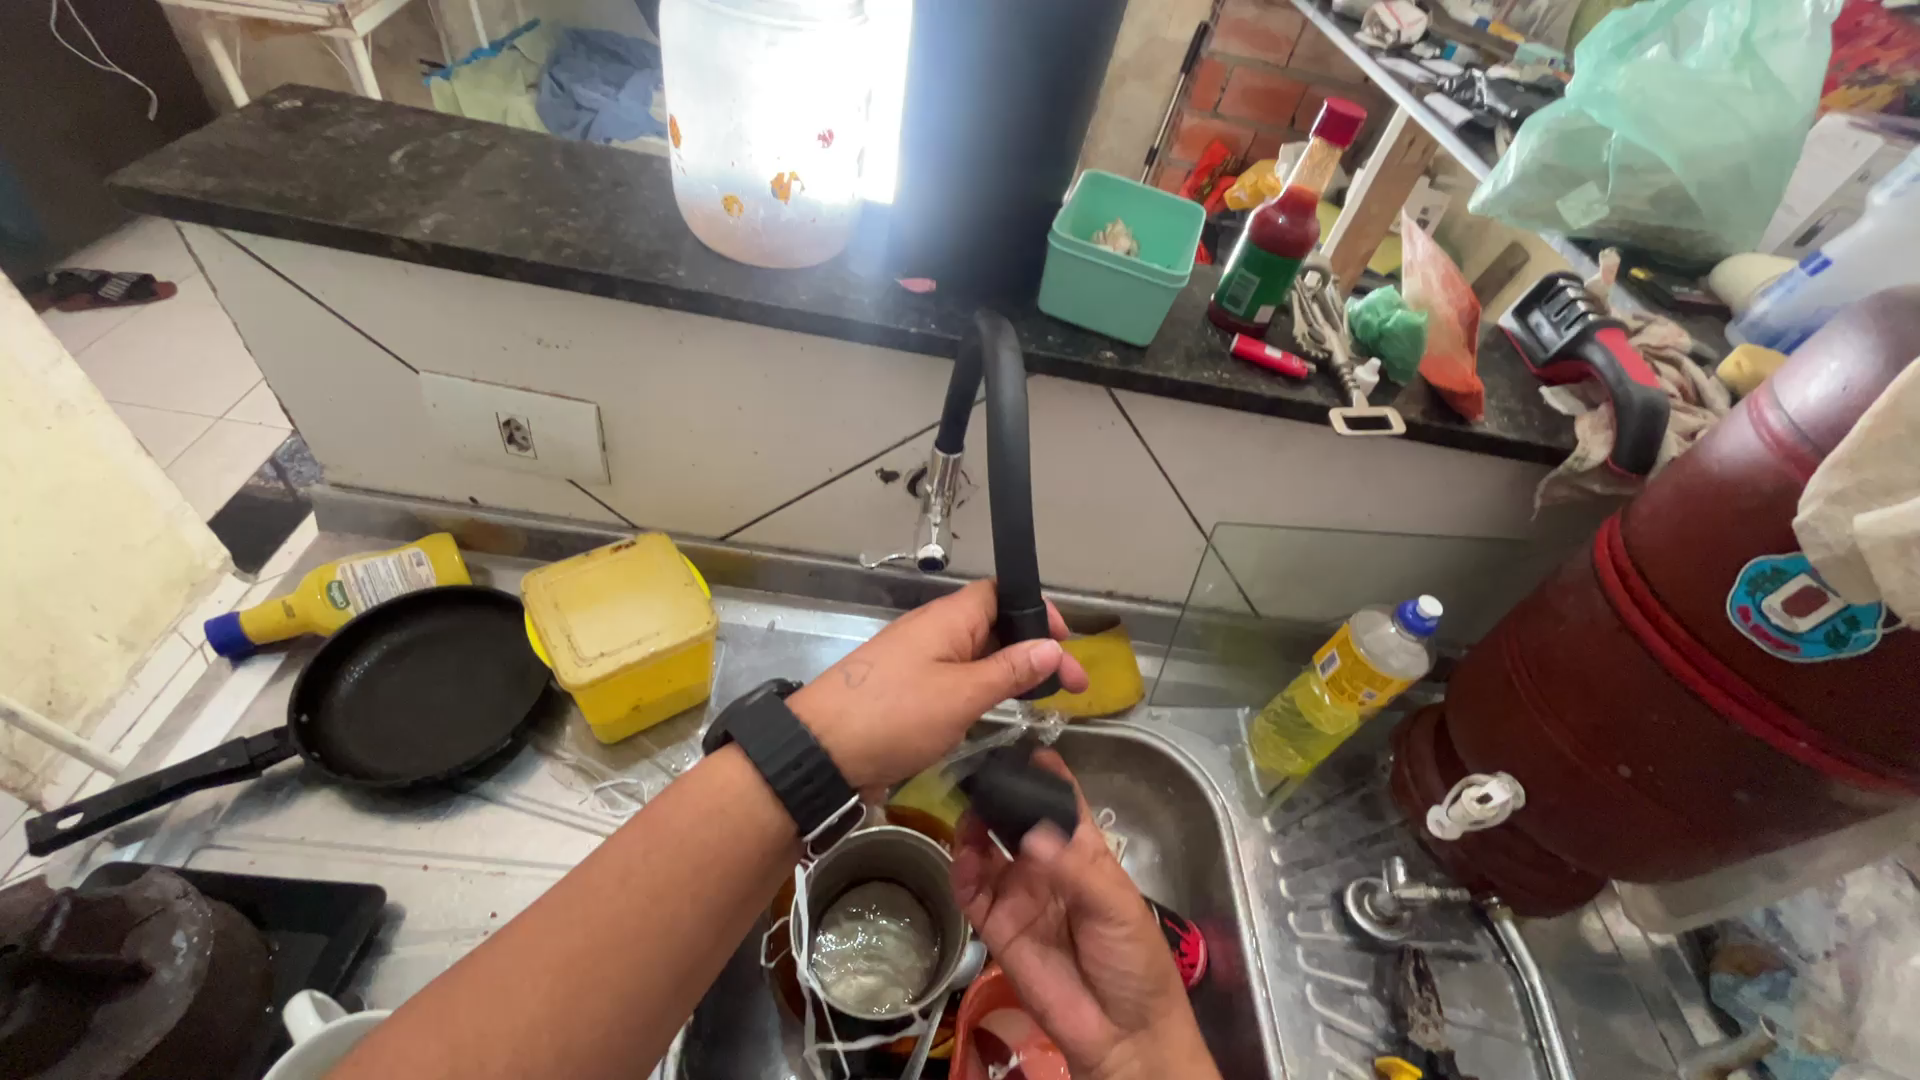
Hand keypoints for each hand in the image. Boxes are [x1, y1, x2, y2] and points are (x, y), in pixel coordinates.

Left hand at [788, 579, 1088, 789]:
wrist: (821, 750)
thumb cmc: (895, 715)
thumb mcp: (962, 695)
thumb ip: (1009, 671)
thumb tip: (1052, 647)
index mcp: (948, 618)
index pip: (1002, 594)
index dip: (1038, 612)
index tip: (1066, 644)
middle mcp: (934, 630)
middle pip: (994, 625)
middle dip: (1033, 649)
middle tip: (1069, 686)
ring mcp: (919, 659)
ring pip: (976, 655)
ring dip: (1009, 672)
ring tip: (1042, 700)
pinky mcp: (908, 688)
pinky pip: (955, 678)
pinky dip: (982, 689)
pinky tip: (996, 712)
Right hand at [950, 752, 1220, 1079]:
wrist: (1122, 1034)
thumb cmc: (1133, 959)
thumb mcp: (1115, 905)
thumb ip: (1072, 868)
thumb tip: (1029, 836)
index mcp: (1082, 852)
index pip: (1061, 803)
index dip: (1045, 776)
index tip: (1027, 749)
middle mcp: (1045, 865)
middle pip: (1015, 819)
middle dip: (999, 796)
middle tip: (980, 774)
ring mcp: (1018, 893)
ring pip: (986, 849)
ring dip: (974, 828)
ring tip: (970, 814)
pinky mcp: (996, 925)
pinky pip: (971, 891)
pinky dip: (961, 870)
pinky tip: (964, 856)